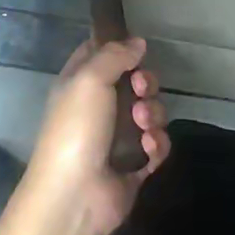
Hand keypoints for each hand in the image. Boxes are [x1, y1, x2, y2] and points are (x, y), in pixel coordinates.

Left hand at [24, 38, 169, 234]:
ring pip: (150, 111)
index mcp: (80, 80)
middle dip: (145, 83)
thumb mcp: (89, 78)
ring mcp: (119, 135)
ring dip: (152, 115)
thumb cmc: (77, 126)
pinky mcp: (137, 163)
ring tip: (142, 126)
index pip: (101, 53)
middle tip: (140, 89)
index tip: (137, 50)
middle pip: (134, 81)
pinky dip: (157, 145)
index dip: (121, 48)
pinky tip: (148, 152)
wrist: (77, 193)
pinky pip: (157, 144)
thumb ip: (114, 55)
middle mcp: (99, 104)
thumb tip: (137, 41)